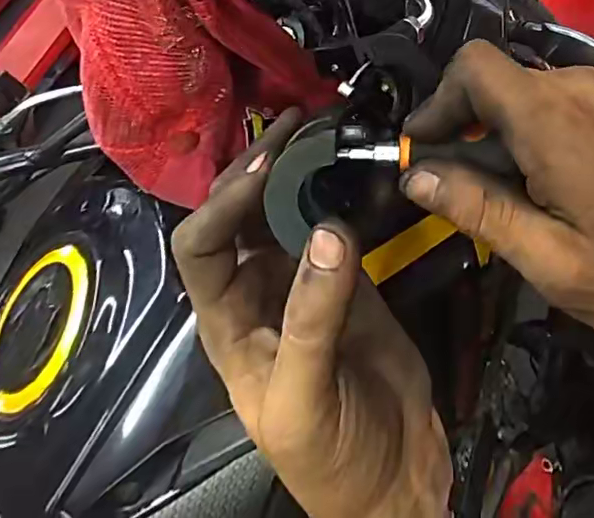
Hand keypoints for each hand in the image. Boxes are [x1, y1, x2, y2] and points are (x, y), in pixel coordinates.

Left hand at [172, 111, 450, 517]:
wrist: (393, 470)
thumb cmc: (329, 455)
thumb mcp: (304, 400)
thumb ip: (312, 319)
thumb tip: (330, 232)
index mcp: (227, 319)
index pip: (201, 245)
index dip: (224, 202)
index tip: (267, 165)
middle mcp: (256, 287)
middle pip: (238, 212)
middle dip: (256, 164)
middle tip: (294, 123)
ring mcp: (302, 275)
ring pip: (284, 208)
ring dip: (295, 167)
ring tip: (319, 126)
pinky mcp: (347, 272)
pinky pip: (333, 219)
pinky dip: (337, 188)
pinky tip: (349, 161)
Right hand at [399, 40, 593, 342]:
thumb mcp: (556, 263)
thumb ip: (481, 211)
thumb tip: (418, 176)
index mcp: (552, 120)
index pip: (472, 66)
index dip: (437, 102)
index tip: (425, 151)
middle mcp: (572, 87)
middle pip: (489, 80)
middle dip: (461, 126)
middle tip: (459, 189)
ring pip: (515, 92)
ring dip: (493, 135)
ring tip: (502, 196)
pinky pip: (545, 101)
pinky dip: (523, 133)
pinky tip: (539, 184)